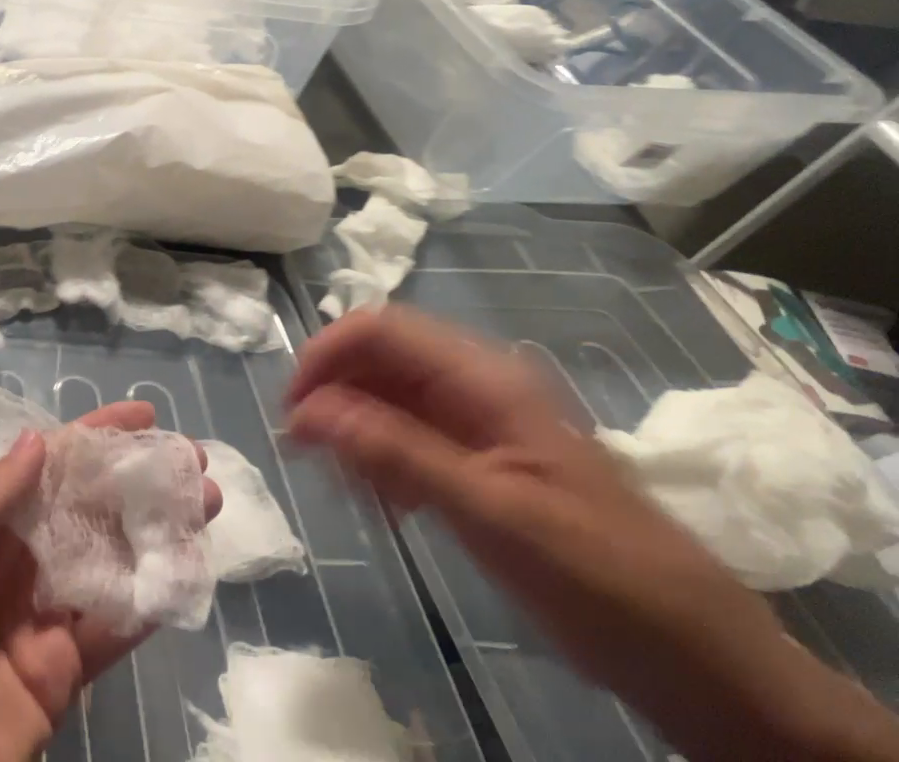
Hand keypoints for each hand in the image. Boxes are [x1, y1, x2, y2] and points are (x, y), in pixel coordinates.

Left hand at [0, 398, 219, 761]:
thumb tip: (38, 439)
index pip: (44, 470)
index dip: (92, 439)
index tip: (144, 416)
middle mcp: (16, 564)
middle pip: (86, 511)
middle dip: (137, 483)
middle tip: (194, 461)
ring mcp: (43, 617)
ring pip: (110, 563)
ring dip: (157, 532)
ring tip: (206, 504)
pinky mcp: (64, 670)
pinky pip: (115, 628)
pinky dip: (152, 601)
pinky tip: (189, 570)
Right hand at [286, 307, 898, 761]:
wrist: (690, 652)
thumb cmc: (600, 576)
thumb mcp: (493, 511)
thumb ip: (397, 452)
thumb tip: (307, 410)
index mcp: (487, 382)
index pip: (380, 329)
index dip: (325, 356)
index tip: (292, 413)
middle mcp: (475, 390)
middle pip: (374, 361)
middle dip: (333, 400)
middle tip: (312, 461)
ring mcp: (474, 428)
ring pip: (380, 401)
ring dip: (352, 437)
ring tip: (361, 494)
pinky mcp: (472, 464)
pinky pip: (400, 441)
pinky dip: (376, 464)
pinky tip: (386, 506)